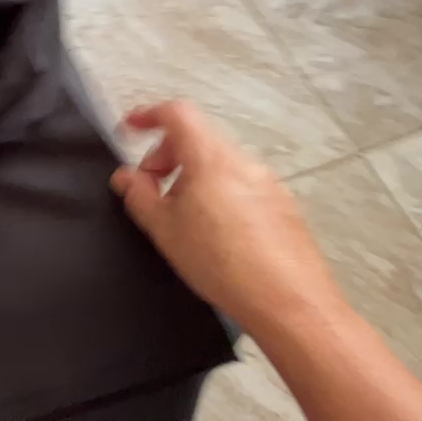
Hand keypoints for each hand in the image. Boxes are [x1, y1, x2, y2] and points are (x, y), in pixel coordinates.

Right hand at [110, 102, 345, 336]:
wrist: (294, 308)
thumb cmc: (223, 264)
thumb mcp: (163, 228)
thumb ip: (137, 193)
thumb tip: (127, 177)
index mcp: (211, 159)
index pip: (177, 113)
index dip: (146, 115)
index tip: (129, 131)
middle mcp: (244, 163)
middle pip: (196, 137)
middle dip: (165, 155)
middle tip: (151, 186)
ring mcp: (270, 185)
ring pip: (219, 162)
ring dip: (191, 176)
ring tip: (181, 214)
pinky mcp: (285, 208)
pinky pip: (241, 184)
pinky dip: (217, 191)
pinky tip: (214, 231)